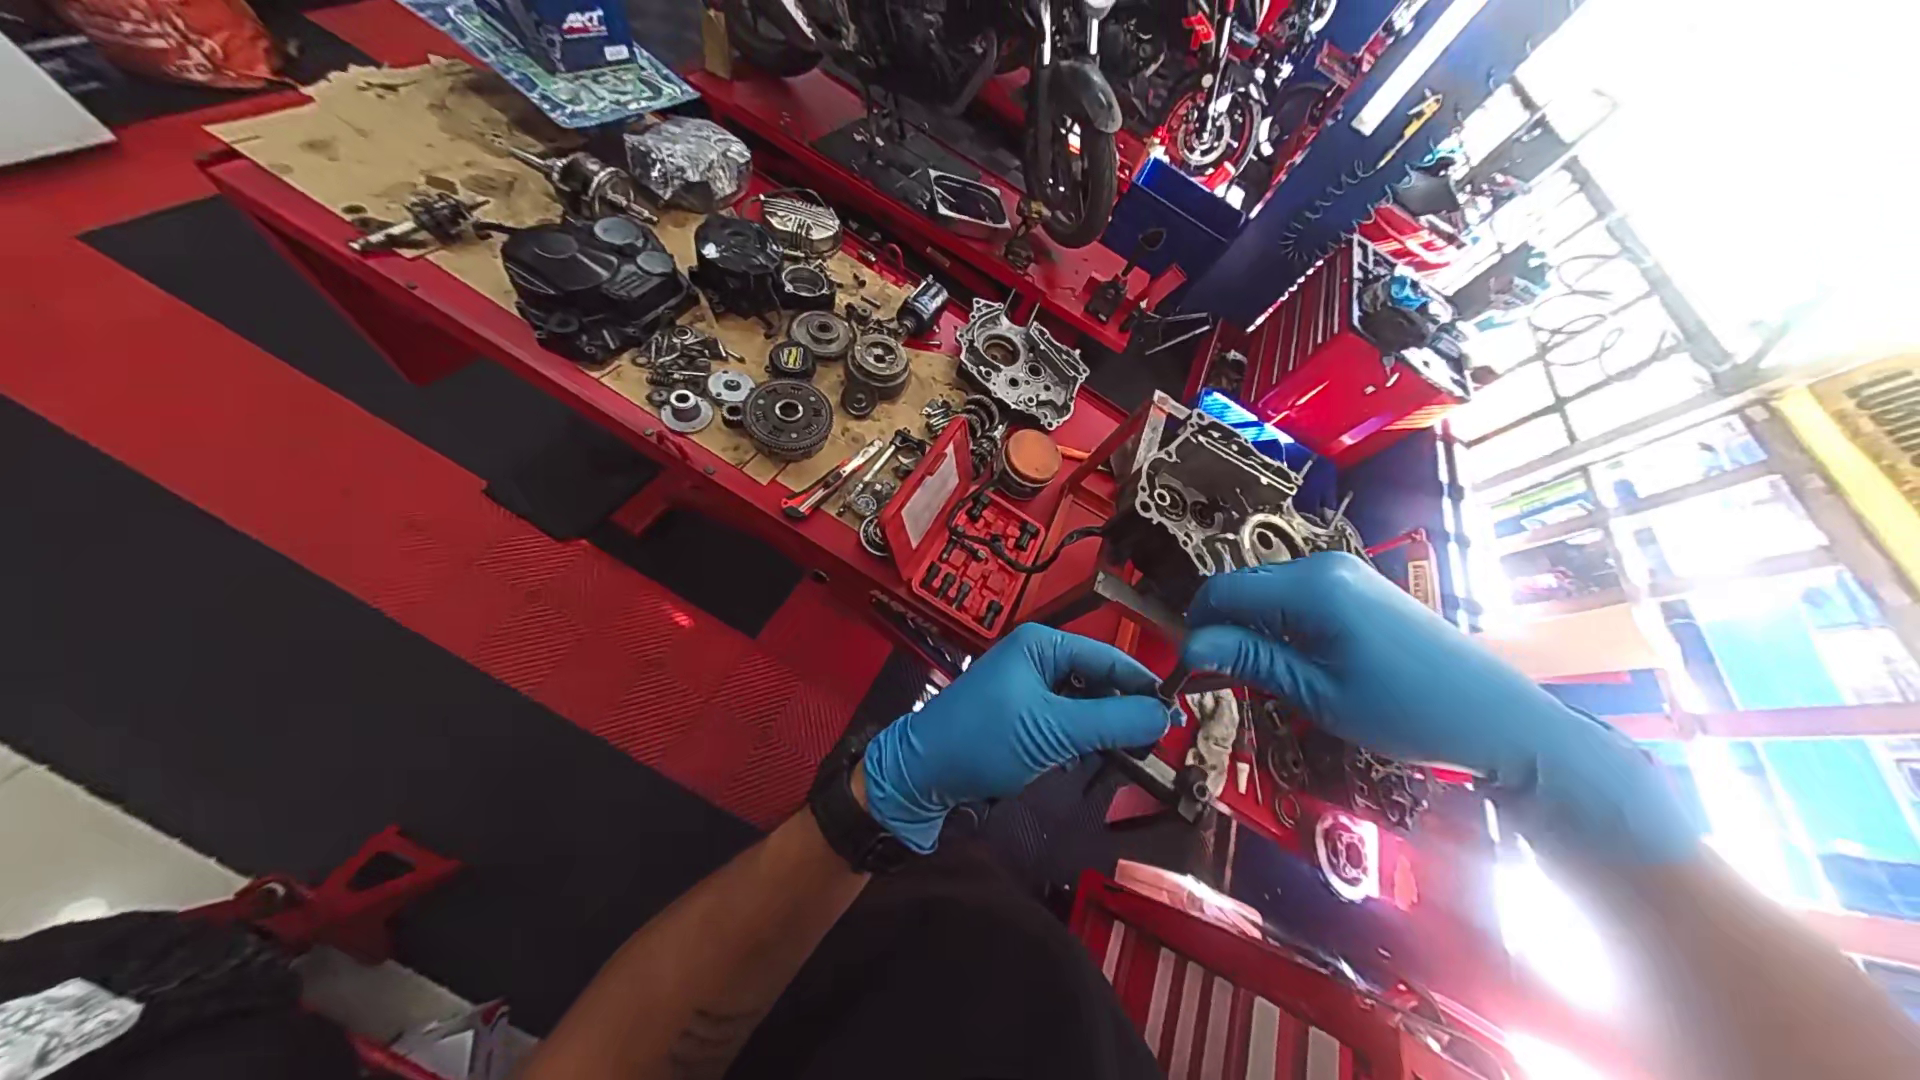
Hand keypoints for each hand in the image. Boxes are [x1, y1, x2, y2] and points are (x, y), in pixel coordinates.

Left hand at [863, 623, 1176, 852]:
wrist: (924, 775)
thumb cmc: (983, 740)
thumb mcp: (1052, 730)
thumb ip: (1112, 721)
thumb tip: (1166, 716)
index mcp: (1041, 645)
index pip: (1109, 657)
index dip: (1144, 685)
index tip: (1178, 714)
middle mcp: (1038, 658)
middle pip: (1099, 680)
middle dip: (1124, 711)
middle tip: (1156, 744)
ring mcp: (1029, 688)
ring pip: (1085, 704)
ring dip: (1104, 729)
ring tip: (1127, 754)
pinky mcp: (1024, 716)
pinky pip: (1067, 722)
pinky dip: (1081, 740)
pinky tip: (1089, 759)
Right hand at [1179, 552, 1695, 863]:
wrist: (1501, 718)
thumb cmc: (1406, 712)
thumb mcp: (1316, 693)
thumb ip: (1248, 660)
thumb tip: (1186, 648)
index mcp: (1310, 586)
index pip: (1222, 591)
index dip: (1197, 627)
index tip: (1192, 670)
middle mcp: (1322, 565)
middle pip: (1242, 588)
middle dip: (1221, 630)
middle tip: (1220, 681)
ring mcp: (1343, 572)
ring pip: (1266, 593)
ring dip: (1248, 630)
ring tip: (1254, 677)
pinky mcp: (1358, 587)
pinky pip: (1296, 597)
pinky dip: (1278, 626)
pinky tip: (1289, 660)